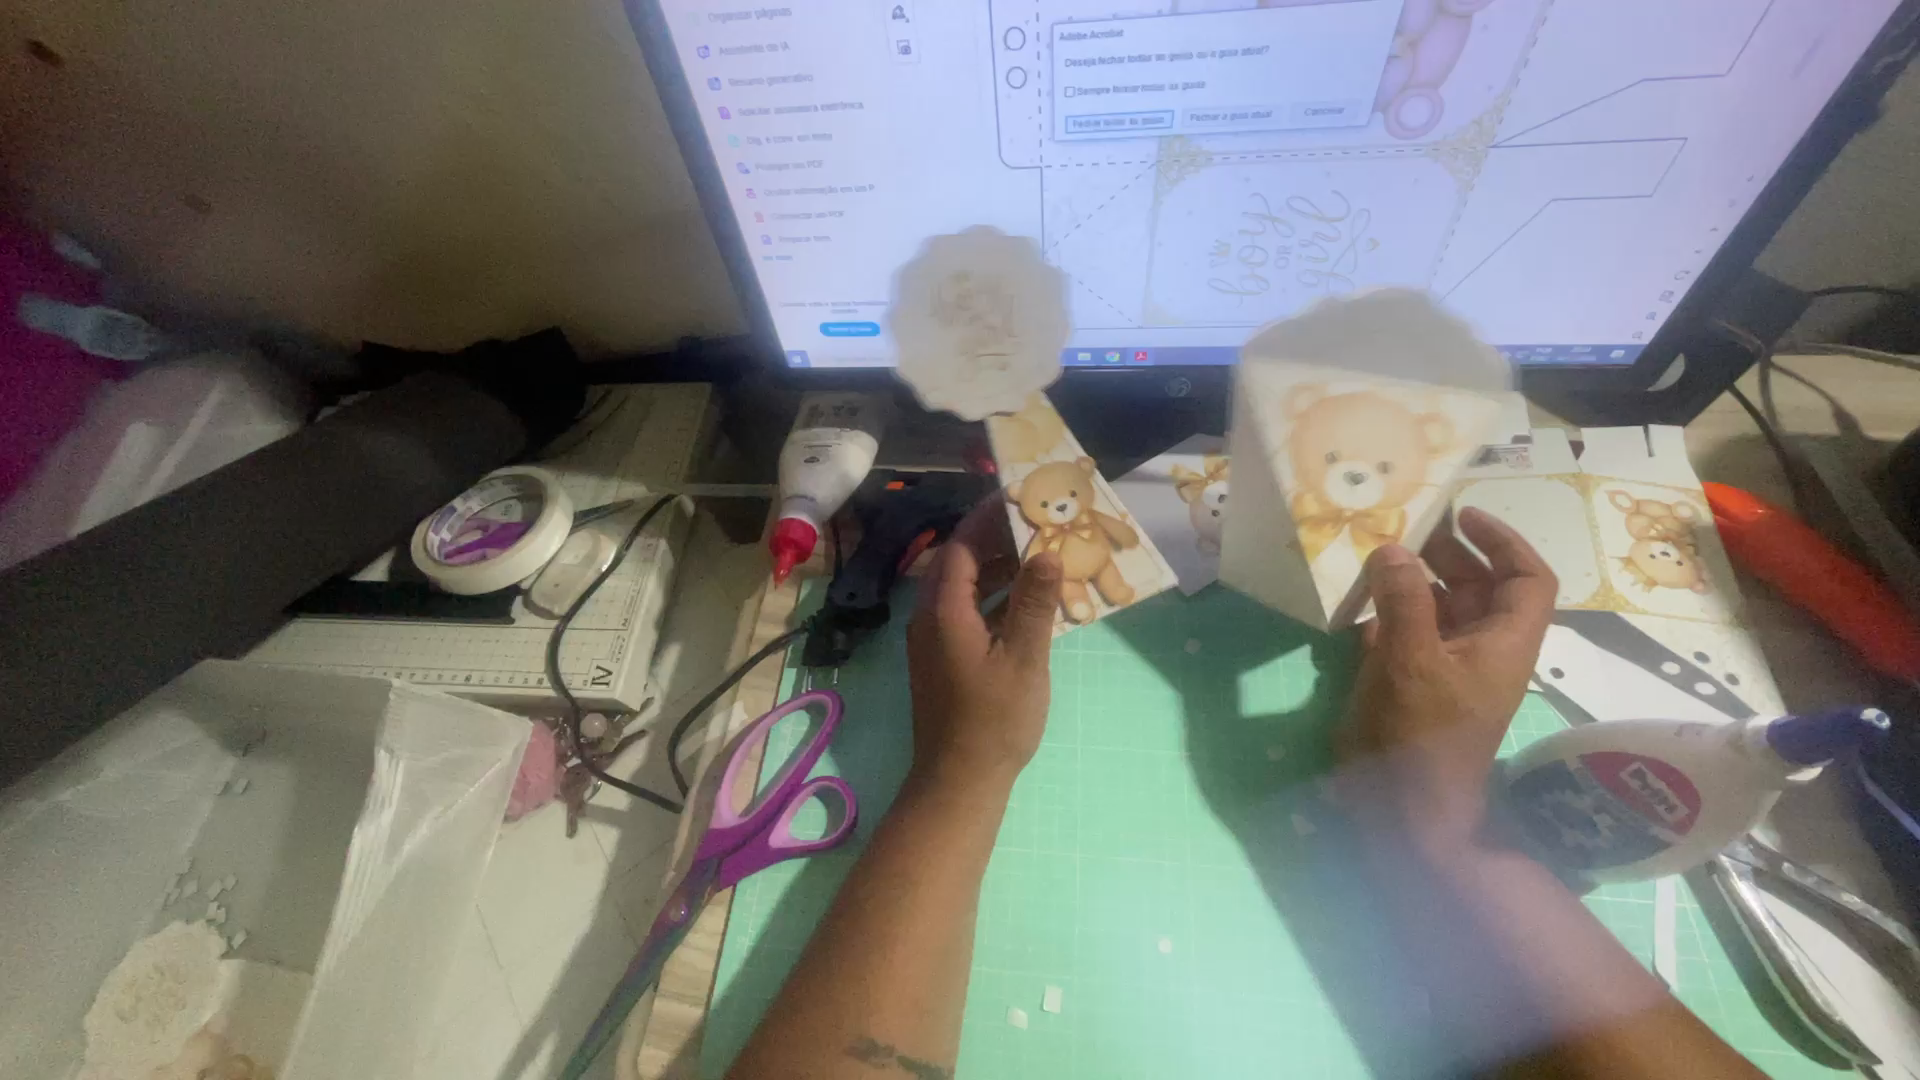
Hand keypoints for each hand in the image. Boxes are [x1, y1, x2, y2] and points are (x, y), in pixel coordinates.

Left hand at [906, 501, 1062, 794]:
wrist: (959, 782)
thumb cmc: (994, 721)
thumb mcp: (1023, 659)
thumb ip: (1034, 603)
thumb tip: (1046, 551)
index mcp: (944, 610)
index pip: (960, 546)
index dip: (987, 518)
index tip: (1018, 497)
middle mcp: (931, 617)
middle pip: (960, 563)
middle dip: (996, 540)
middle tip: (1037, 523)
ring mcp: (935, 640)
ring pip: (965, 589)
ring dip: (998, 570)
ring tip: (1041, 555)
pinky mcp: (945, 658)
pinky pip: (968, 614)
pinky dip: (996, 601)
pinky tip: (1030, 603)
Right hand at [1335, 507, 1556, 859]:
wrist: (1402, 803)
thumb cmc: (1420, 732)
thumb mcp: (1411, 660)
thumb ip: (1403, 601)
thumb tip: (1393, 549)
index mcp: (1504, 643)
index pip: (1526, 579)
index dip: (1503, 542)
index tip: (1463, 514)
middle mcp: (1480, 648)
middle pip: (1479, 588)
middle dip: (1448, 554)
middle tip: (1405, 526)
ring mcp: (1443, 666)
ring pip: (1437, 608)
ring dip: (1410, 580)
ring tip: (1374, 555)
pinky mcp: (1410, 680)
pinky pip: (1405, 632)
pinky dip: (1385, 612)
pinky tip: (1356, 605)